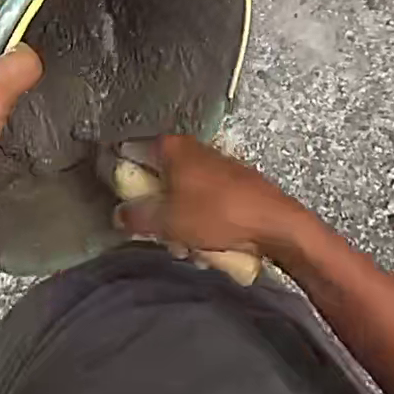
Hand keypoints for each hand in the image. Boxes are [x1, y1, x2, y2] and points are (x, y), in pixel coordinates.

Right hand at [113, 135, 312, 256]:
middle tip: (159, 234)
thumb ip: (136, 217)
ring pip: (180, 193)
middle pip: (157, 176)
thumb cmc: (216, 213)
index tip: (120, 200)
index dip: (122, 175)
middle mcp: (190, 148)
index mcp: (171, 147)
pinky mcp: (229, 182)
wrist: (274, 222)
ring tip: (188, 246)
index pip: (132, 151)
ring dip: (178, 221)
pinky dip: (199, 221)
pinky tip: (208, 244)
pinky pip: (201, 201)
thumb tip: (118, 213)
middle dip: (156, 208)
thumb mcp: (167, 221)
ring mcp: (212, 164)